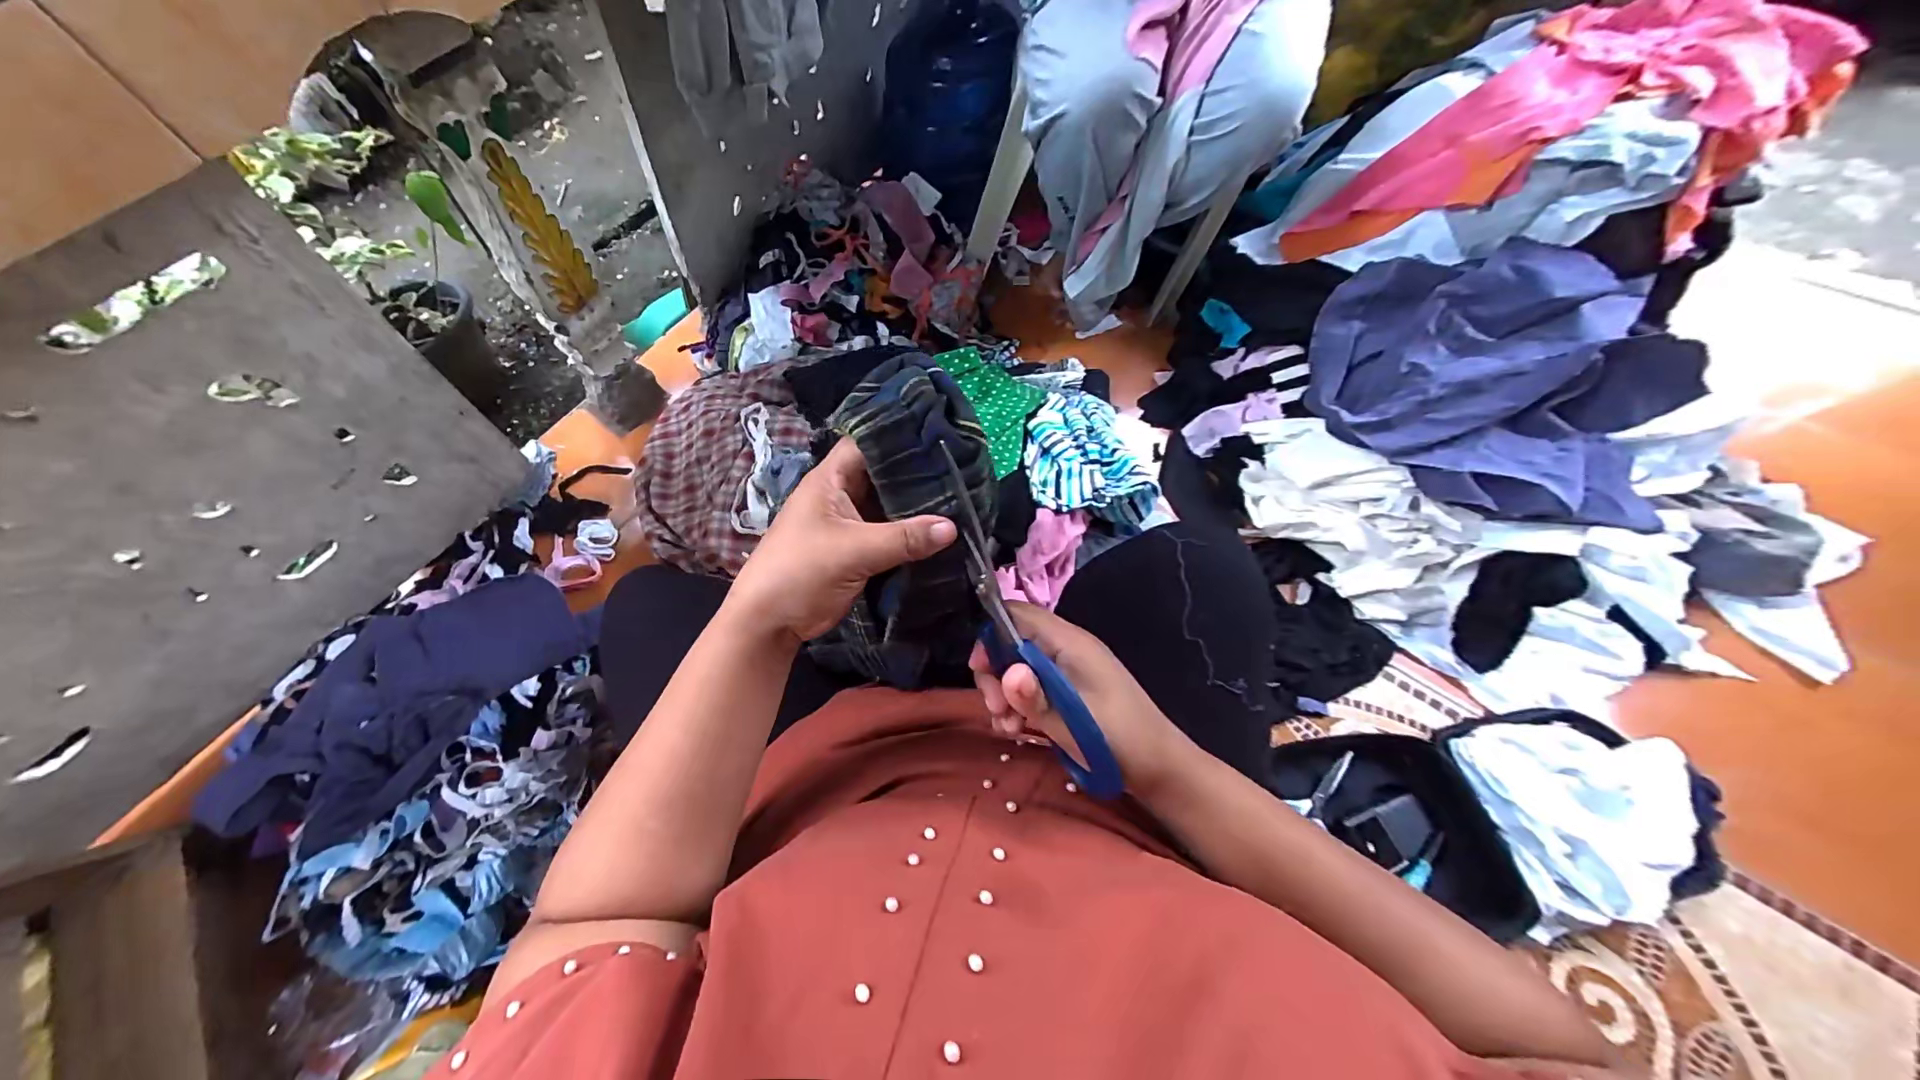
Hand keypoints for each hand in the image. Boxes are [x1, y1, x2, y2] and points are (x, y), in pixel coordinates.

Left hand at [725, 438, 956, 642]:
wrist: (769, 623)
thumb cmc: (799, 572)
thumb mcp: (852, 551)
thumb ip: (903, 538)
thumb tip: (953, 527)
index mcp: (830, 480)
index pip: (867, 443)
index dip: (900, 436)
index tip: (940, 437)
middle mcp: (841, 495)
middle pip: (883, 475)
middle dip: (917, 474)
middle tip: (962, 469)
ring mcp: (850, 524)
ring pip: (889, 506)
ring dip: (917, 506)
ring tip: (962, 495)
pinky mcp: (857, 550)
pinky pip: (890, 534)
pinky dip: (911, 534)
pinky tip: (942, 531)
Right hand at [969, 601, 1194, 794]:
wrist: (1159, 767)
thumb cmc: (1116, 739)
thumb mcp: (1070, 722)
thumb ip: (1034, 697)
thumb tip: (1005, 673)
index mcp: (1069, 642)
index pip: (1016, 614)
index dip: (991, 635)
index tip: (980, 669)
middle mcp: (1066, 649)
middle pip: (1011, 642)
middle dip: (995, 674)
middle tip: (996, 709)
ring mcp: (1068, 670)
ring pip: (1018, 668)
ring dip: (1005, 695)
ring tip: (1009, 727)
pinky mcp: (1070, 691)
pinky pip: (1033, 687)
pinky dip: (1020, 706)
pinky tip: (1018, 730)